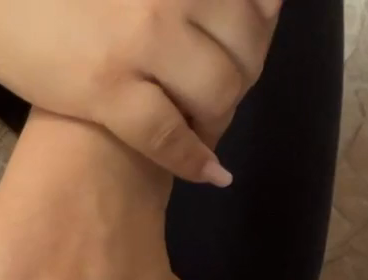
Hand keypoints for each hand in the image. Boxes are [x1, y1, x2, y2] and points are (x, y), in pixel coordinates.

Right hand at [0, 0, 279, 182]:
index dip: (260, 28)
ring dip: (220, 119)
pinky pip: (168, 132)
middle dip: (243, 78)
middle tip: (223, 99)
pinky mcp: (107, 87)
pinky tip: (210, 174)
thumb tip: (257, 10)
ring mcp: (143, 38)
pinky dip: (194, 158)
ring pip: (217, 91)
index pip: (255, 0)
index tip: (251, 45)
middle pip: (244, 45)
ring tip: (208, 132)